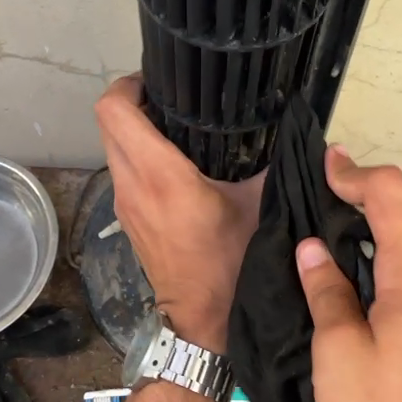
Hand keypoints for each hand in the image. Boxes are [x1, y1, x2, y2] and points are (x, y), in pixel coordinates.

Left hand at [94, 76, 264, 350]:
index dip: (128, 84)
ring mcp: (123, 203)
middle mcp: (131, 184)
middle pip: (107, 122)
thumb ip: (273, 165)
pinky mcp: (125, 218)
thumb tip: (294, 133)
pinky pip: (121, 170)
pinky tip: (172, 161)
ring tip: (174, 126)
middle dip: (132, 102)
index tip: (158, 80)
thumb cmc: (232, 262)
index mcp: (160, 175)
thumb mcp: (260, 207)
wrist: (203, 321)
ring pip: (112, 147)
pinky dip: (136, 155)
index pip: (115, 110)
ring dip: (133, 130)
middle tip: (170, 97)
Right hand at [295, 147, 401, 401]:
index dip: (354, 173)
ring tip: (345, 354)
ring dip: (379, 303)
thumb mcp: (340, 360)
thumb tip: (316, 250)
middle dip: (358, 258)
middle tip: (317, 290)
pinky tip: (384, 382)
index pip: (389, 196)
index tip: (326, 164)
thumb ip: (328, 297)